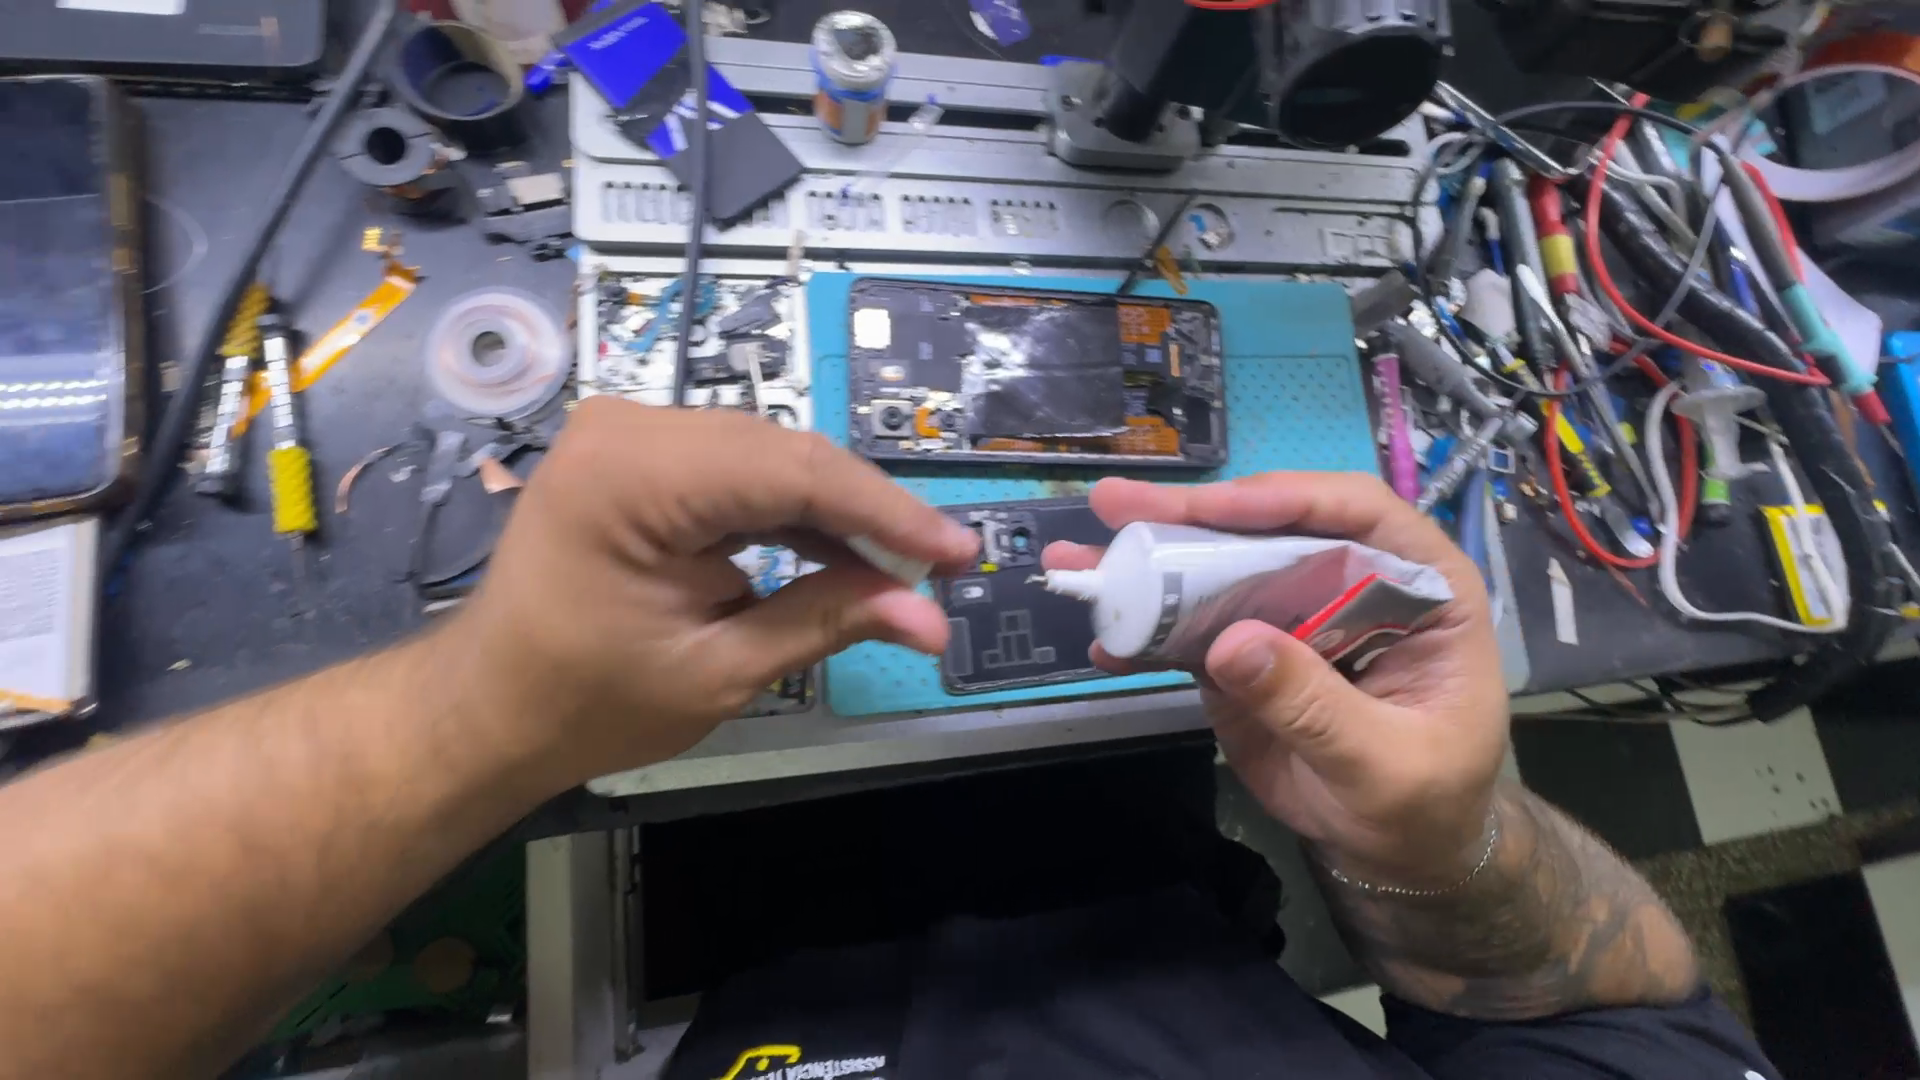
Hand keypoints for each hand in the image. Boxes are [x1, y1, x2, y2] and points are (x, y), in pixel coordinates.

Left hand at [431, 399, 979, 788]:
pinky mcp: (648, 453)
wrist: (491, 704)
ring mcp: (636, 433)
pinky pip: (747, 472)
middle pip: (790, 455)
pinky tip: (842, 554)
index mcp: (631, 476)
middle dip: (871, 514)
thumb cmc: (587, 701)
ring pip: (777, 458)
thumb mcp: (719, 672)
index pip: (793, 471)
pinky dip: (799, 515)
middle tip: (940, 565)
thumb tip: (929, 619)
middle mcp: (632, 428)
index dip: (887, 512)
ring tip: (899, 568)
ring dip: (841, 514)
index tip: (956, 552)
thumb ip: (828, 624)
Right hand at [1043, 474, 1508, 888]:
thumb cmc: (1422, 801)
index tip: (1211, 511)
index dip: (1283, 501)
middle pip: (1264, 527)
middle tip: (1114, 503)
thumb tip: (1230, 642)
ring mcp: (1285, 613)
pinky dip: (1144, 637)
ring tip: (1074, 556)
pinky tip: (1105, 644)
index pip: (1355, 514)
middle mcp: (1344, 581)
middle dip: (1186, 516)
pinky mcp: (1242, 650)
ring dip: (1143, 564)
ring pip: (1213, 571)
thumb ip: (1313, 704)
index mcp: (1415, 586)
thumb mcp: (1385, 763)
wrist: (1394, 849)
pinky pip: (1187, 631)